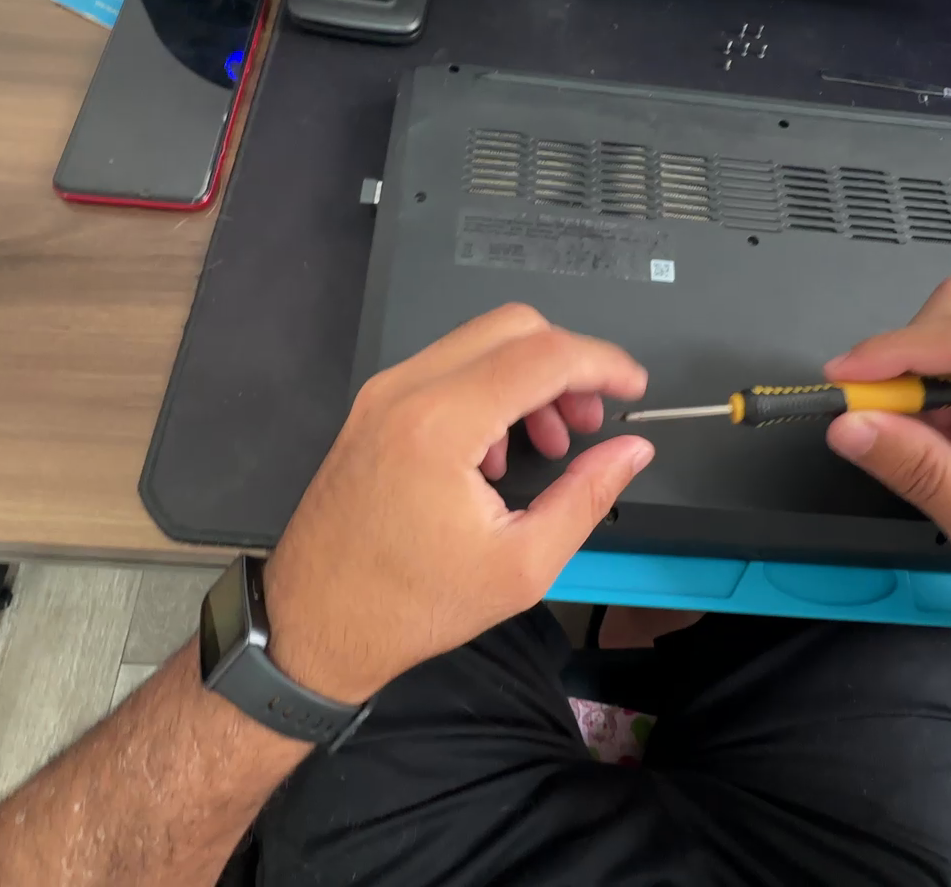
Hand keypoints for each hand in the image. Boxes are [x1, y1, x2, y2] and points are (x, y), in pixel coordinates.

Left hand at [262, 304, 653, 704]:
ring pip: (480, 341)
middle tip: (590, 420)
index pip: (544, 355)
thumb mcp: (521, 565)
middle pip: (513, 326)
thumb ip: (587, 496)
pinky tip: (500, 449)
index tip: (636, 388)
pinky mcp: (375, 405)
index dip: (604, 362)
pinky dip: (492, 387)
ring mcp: (384, 391)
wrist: (314, 624)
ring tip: (551, 441)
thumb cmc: (415, 605)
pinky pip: (449, 367)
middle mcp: (407, 388)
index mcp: (441, 423)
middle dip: (569, 362)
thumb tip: (633, 449)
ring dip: (531, 375)